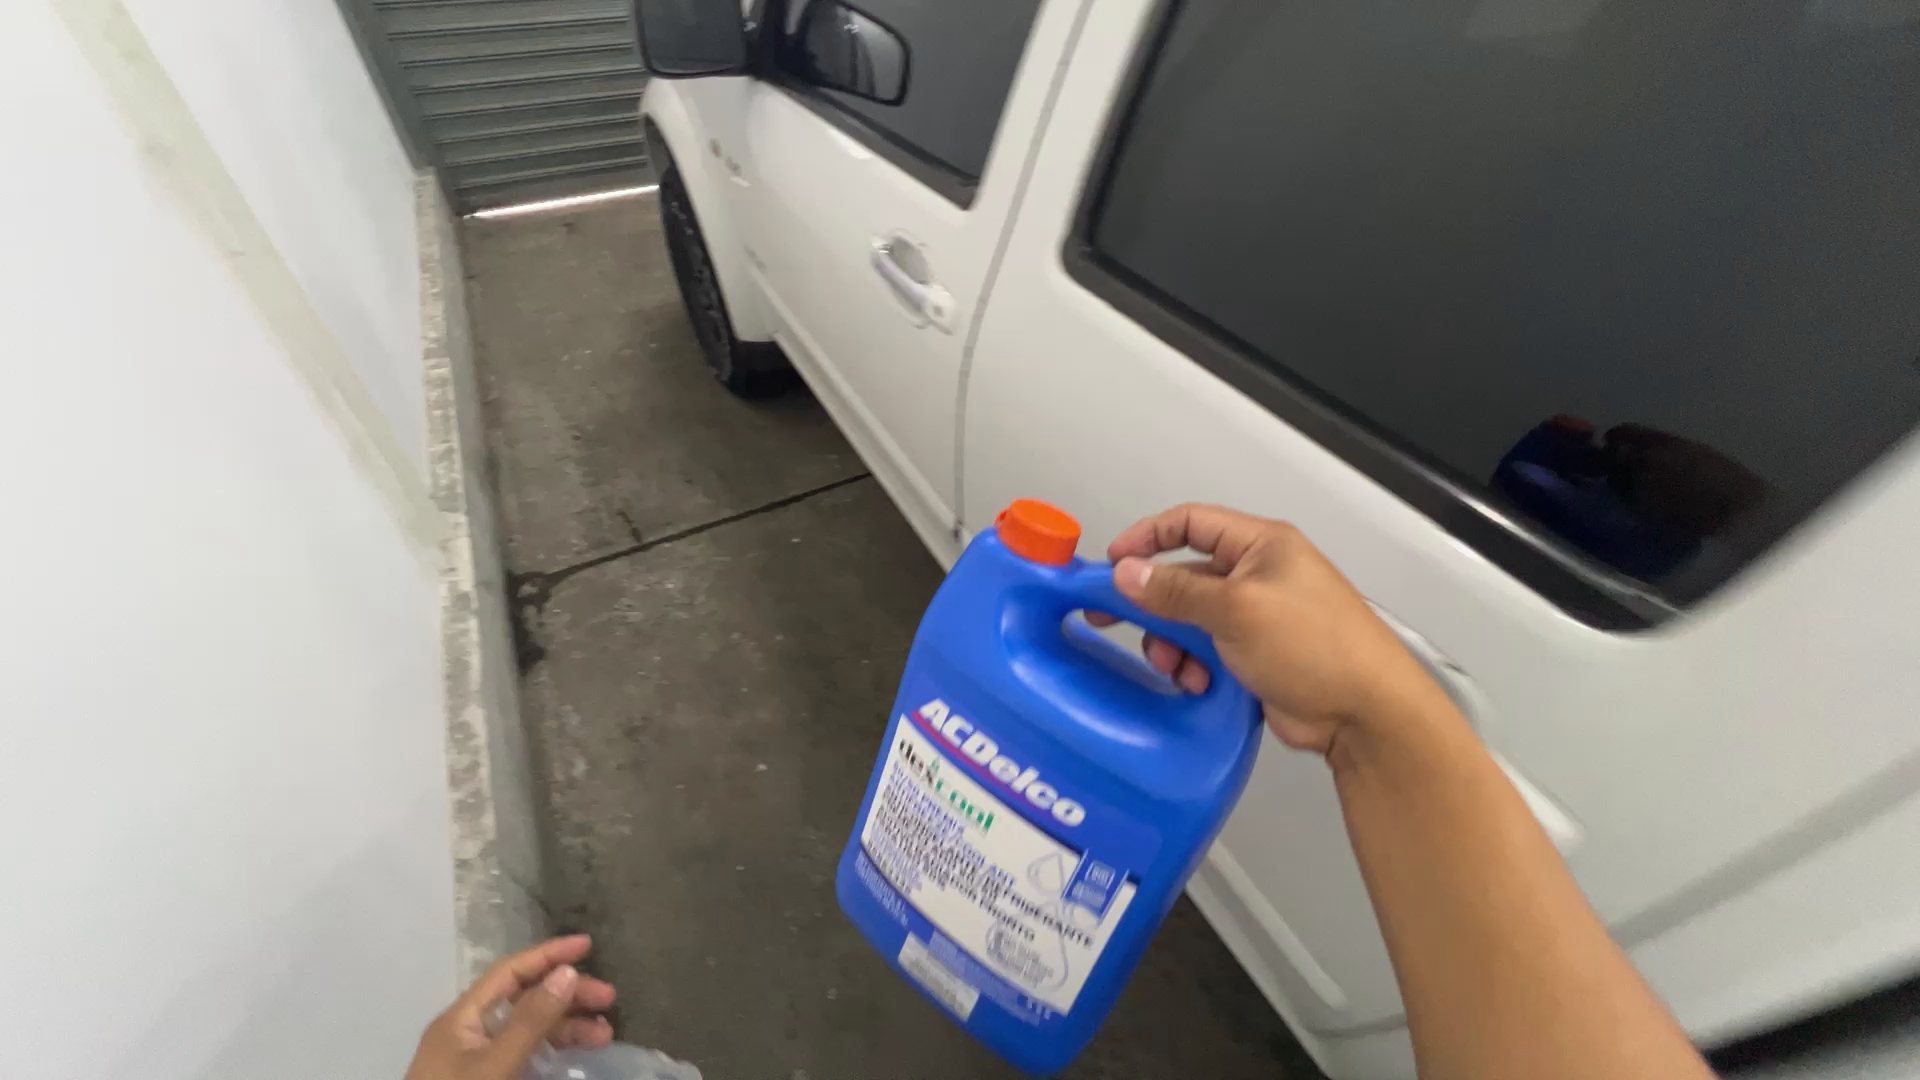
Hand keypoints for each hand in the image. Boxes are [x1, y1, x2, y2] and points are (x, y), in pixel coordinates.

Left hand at [404, 935, 616, 1079]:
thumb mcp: (494, 1068)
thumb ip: (531, 1021)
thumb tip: (568, 971)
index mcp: (462, 1019)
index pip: (510, 971)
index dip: (549, 954)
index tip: (588, 946)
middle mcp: (470, 1032)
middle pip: (526, 998)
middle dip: (568, 995)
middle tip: (608, 999)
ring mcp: (478, 1060)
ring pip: (532, 1028)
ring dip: (569, 1026)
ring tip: (604, 1035)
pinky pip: (528, 1052)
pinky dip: (555, 1049)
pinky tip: (579, 1052)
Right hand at [1101, 504, 1455, 759]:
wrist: (1365, 714)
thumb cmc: (1311, 645)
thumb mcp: (1235, 609)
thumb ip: (1175, 590)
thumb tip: (1123, 572)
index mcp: (1260, 546)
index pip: (1190, 523)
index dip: (1147, 536)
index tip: (1112, 562)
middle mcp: (1255, 575)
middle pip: (1184, 577)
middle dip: (1152, 603)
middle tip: (1108, 619)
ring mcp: (1254, 617)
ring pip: (1188, 620)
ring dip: (1172, 643)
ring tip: (1172, 666)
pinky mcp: (1252, 655)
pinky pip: (1204, 651)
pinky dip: (1192, 665)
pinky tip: (1197, 683)